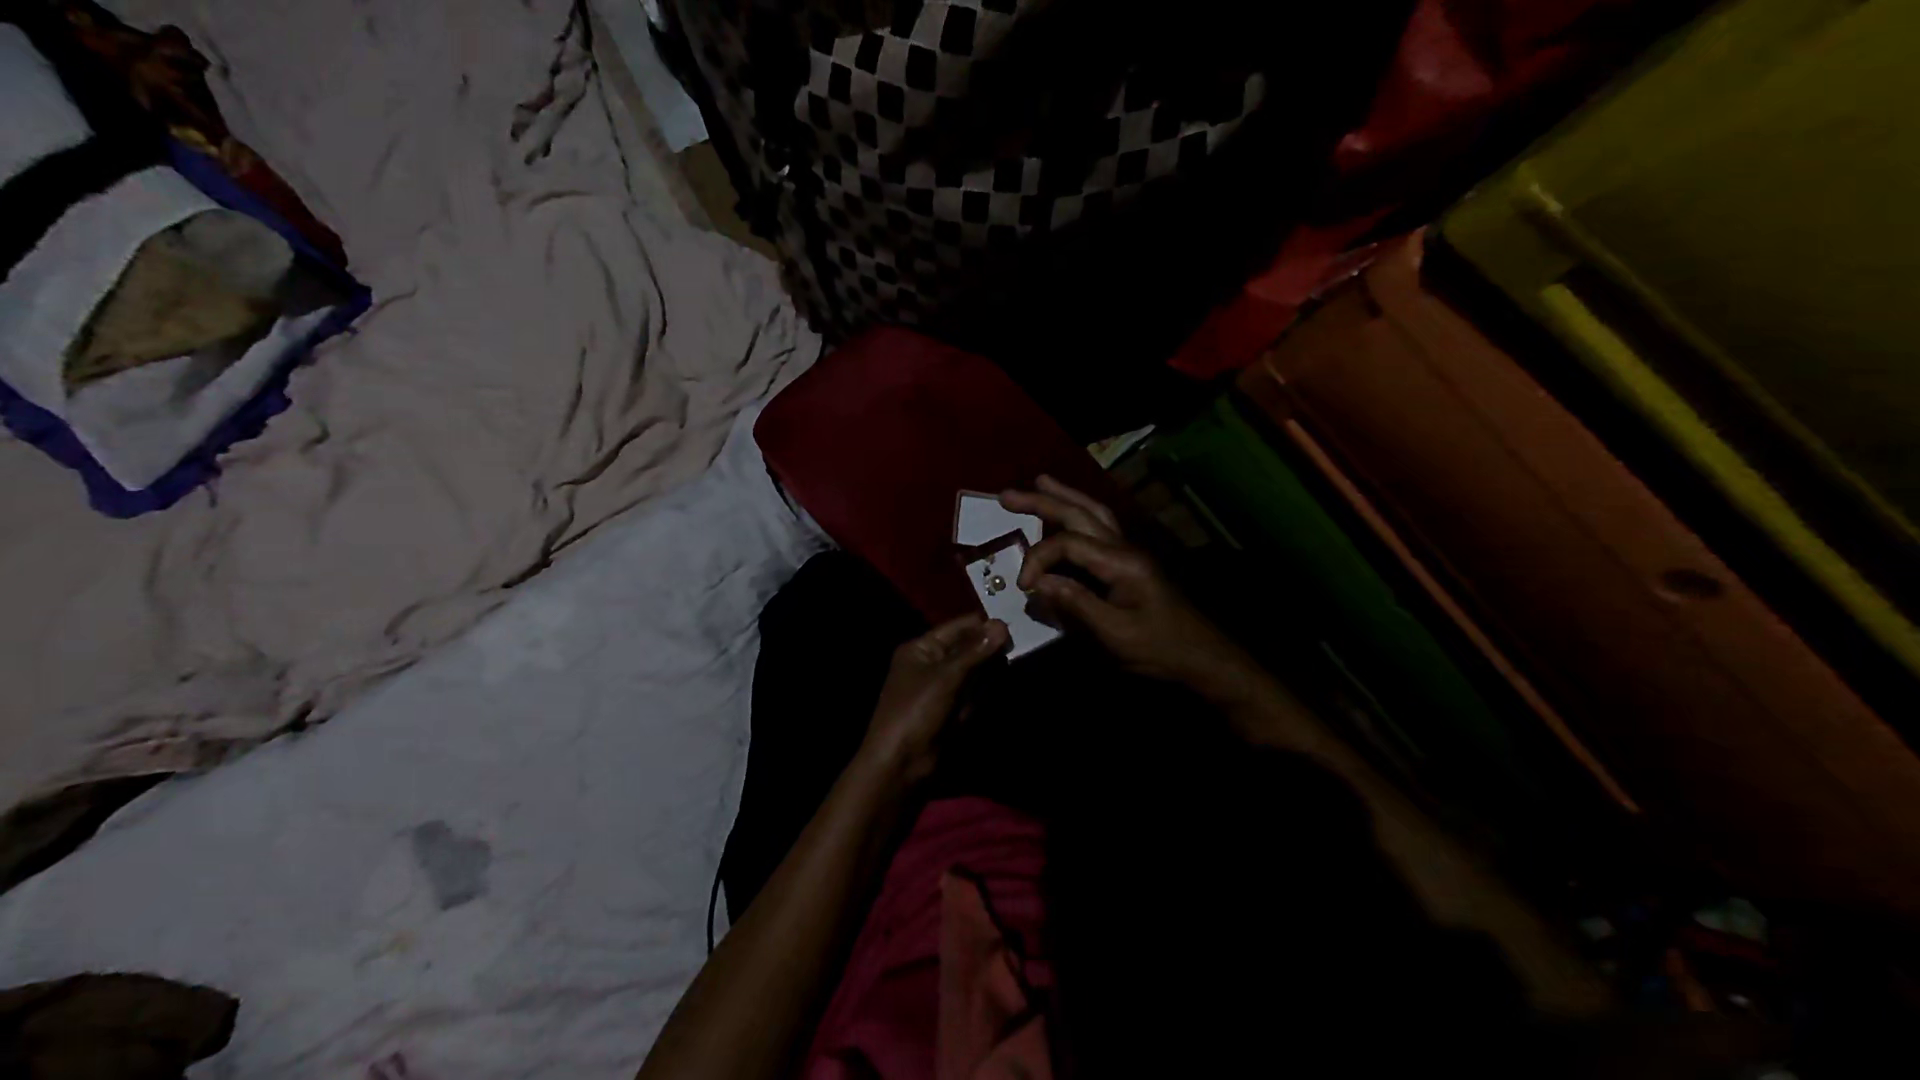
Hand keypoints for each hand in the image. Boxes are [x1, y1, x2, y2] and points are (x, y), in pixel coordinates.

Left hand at [860, 613, 1009, 782]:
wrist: (900, 765)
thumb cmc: (917, 711)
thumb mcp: (946, 676)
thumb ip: (975, 651)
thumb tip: (1001, 625)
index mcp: (921, 649)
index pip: (958, 627)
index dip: (983, 625)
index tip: (1016, 624)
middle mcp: (932, 664)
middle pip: (968, 648)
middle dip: (990, 648)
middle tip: (1020, 645)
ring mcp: (943, 689)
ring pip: (975, 672)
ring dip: (991, 670)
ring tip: (1013, 663)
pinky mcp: (953, 712)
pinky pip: (974, 694)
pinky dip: (986, 692)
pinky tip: (1000, 686)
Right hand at [1001, 476, 1253, 696]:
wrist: (1202, 657)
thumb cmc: (1159, 649)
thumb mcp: (1114, 634)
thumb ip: (1075, 606)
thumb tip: (1038, 584)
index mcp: (1120, 562)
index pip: (1068, 544)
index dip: (1038, 560)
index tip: (1024, 588)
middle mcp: (1124, 548)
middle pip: (1080, 513)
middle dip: (1042, 500)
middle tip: (1006, 494)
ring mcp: (1129, 552)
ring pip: (1093, 512)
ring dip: (1064, 496)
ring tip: (1040, 482)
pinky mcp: (1129, 564)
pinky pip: (1100, 526)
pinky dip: (1078, 513)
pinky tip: (1068, 513)